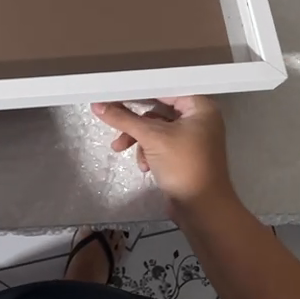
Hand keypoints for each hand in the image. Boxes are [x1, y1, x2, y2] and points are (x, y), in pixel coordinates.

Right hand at [92, 96, 236, 213]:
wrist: (202, 209)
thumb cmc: (184, 165)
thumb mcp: (151, 138)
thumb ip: (123, 119)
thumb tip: (97, 105)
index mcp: (200, 107)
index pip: (165, 90)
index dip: (140, 90)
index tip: (116, 90)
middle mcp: (199, 119)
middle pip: (158, 110)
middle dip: (134, 122)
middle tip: (113, 123)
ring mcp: (192, 139)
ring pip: (155, 129)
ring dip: (138, 140)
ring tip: (120, 149)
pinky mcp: (183, 156)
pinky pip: (159, 144)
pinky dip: (148, 152)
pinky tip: (144, 166)